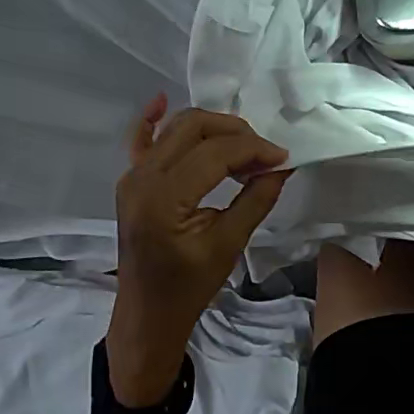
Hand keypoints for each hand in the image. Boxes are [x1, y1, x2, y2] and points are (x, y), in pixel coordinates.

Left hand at [107, 94, 290, 406]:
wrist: (147, 314)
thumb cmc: (188, 287)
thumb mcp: (228, 245)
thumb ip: (256, 199)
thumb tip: (282, 165)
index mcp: (164, 199)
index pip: (215, 153)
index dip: (253, 148)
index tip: (283, 156)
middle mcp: (142, 178)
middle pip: (193, 128)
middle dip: (235, 132)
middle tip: (264, 152)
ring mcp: (132, 176)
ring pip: (175, 128)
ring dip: (212, 128)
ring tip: (242, 147)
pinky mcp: (130, 179)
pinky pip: (141, 139)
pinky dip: (153, 119)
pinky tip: (162, 99)